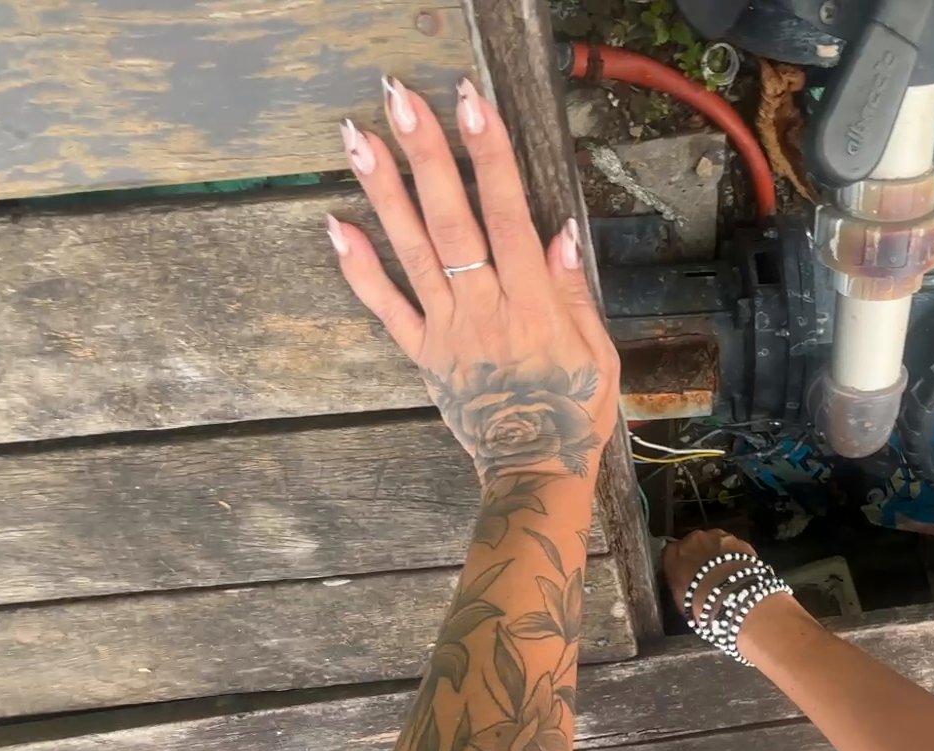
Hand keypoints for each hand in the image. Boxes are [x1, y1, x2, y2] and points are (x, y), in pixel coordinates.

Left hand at [328, 76, 620, 485]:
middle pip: (454, 227)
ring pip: (414, 257)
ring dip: (385, 195)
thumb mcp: (598, 356)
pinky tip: (335, 227)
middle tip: (401, 99)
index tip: (473, 107)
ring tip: (356, 138)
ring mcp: (448, 334)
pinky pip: (388, 311)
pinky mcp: (425, 356)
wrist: (535, 468)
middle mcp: (485, 313)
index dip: (492, 163)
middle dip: (429, 160)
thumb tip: (559, 233)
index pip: (510, 223)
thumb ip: (573, 295)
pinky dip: (360, 271)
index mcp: (534, 310)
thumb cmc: (576, 412)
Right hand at [662, 528, 758, 621]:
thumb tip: (686, 584)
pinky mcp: (741, 541)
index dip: (681, 563)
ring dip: (719, 553)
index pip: (672, 553)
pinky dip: (737, 556)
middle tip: (708, 573)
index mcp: (673, 552)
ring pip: (717, 542)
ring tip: (726, 573)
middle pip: (696, 543)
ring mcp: (719, 537)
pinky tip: (740, 571)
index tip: (686, 574)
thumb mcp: (679, 597)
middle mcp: (694, 538)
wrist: (730, 597)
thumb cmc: (698, 603)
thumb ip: (680, 582)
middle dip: (701, 554)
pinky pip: (736, 548)